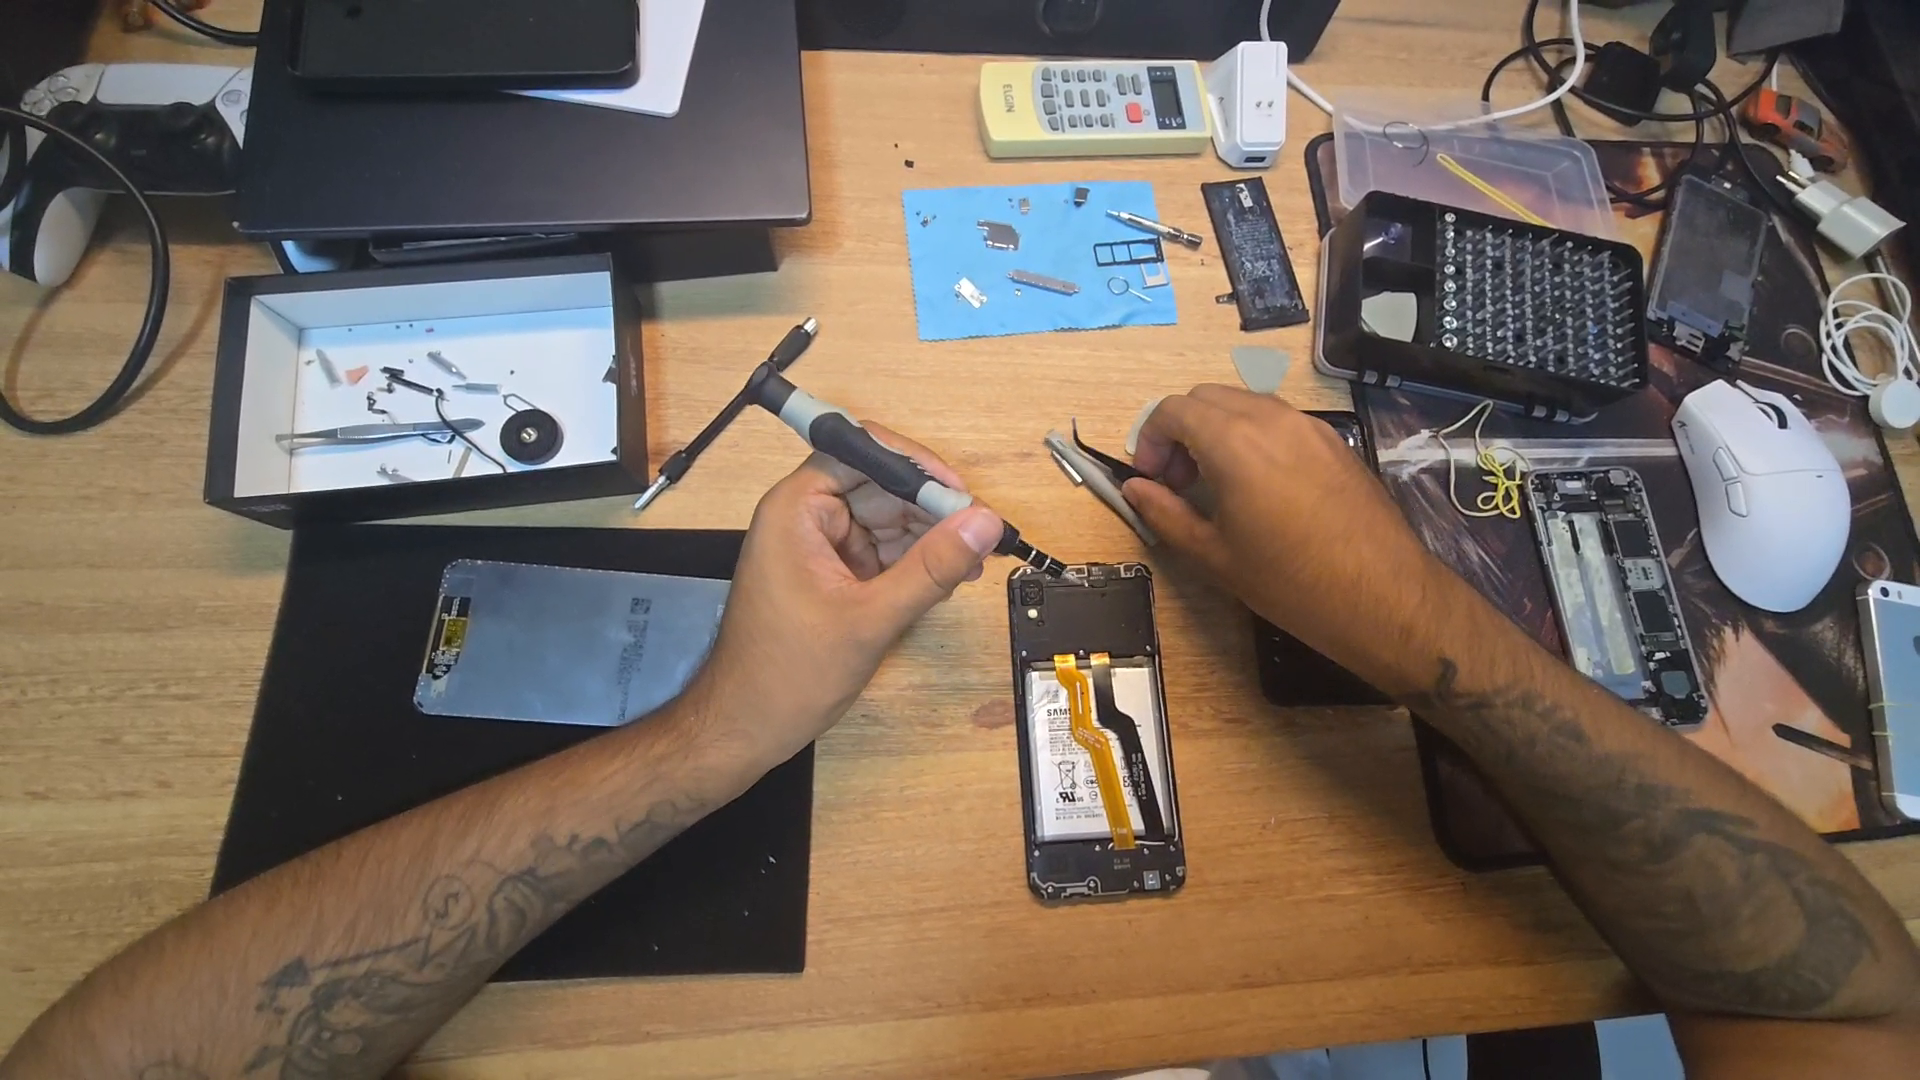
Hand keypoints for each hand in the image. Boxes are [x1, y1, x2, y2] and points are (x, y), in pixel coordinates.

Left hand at [685, 425, 1003, 769]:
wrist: (746, 729)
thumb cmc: (790, 675)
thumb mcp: (871, 619)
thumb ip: (931, 568)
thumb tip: (985, 522)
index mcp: (798, 509)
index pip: (860, 452)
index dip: (914, 465)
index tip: (960, 494)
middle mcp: (807, 517)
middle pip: (880, 486)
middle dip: (930, 510)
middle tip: (979, 537)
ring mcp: (821, 546)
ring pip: (887, 520)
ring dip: (928, 540)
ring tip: (967, 568)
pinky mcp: (833, 574)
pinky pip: (881, 551)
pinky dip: (913, 564)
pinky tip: (943, 583)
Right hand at [1122, 386, 1453, 688]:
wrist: (1381, 596)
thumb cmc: (1288, 581)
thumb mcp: (1212, 553)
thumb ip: (1164, 512)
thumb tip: (1134, 488)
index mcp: (1234, 442)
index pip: (1173, 410)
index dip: (1149, 440)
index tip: (1150, 479)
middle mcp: (1271, 419)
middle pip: (1205, 397)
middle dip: (1178, 431)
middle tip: (1177, 481)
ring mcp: (1308, 425)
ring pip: (1242, 403)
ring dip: (1213, 430)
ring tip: (1213, 483)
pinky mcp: (1332, 440)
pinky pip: (1276, 419)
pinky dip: (1249, 436)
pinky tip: (1254, 484)